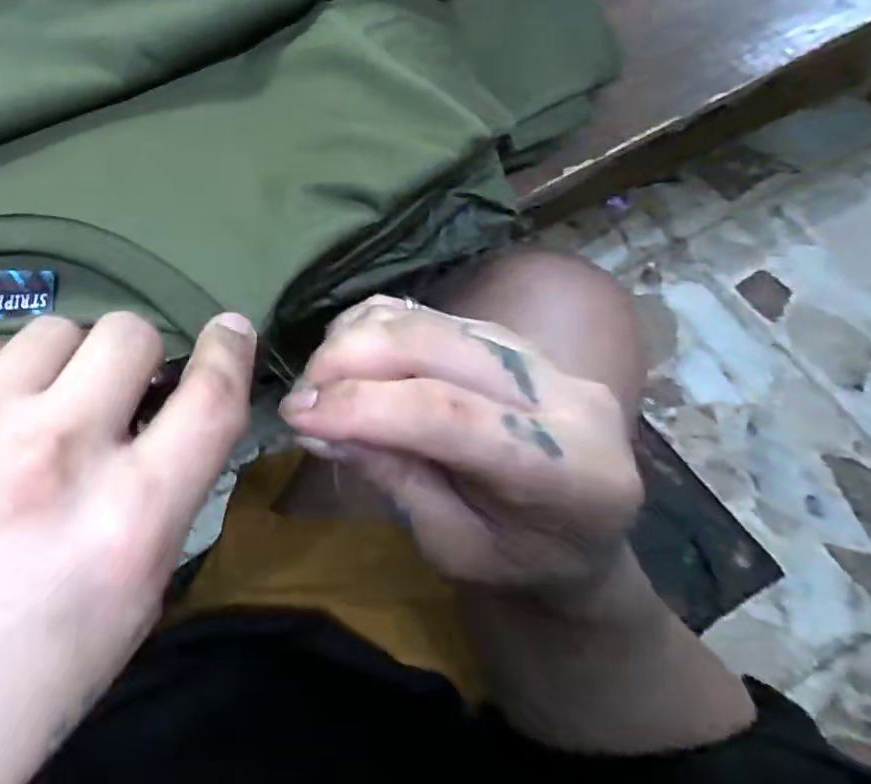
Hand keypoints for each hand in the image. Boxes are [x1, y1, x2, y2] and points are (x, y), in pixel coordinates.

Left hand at [0, 312, 257, 783]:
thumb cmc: (25, 666)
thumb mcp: (127, 594)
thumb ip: (158, 493)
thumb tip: (165, 404)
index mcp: (124, 521)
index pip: (208, 400)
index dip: (227, 353)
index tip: (227, 329)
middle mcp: (50, 453)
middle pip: (125, 334)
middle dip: (130, 357)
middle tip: (104, 393)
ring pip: (49, 330)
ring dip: (56, 368)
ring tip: (24, 418)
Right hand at [279, 296, 642, 598]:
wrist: (573, 537)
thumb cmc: (513, 558)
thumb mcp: (451, 544)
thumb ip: (393, 477)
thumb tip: (314, 426)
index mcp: (571, 470)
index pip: (449, 414)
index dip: (361, 406)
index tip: (296, 415)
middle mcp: (565, 395)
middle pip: (430, 343)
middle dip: (344, 360)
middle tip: (300, 399)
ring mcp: (533, 354)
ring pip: (417, 319)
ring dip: (347, 342)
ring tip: (320, 386)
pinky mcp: (498, 334)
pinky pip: (416, 311)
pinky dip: (363, 329)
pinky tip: (347, 364)